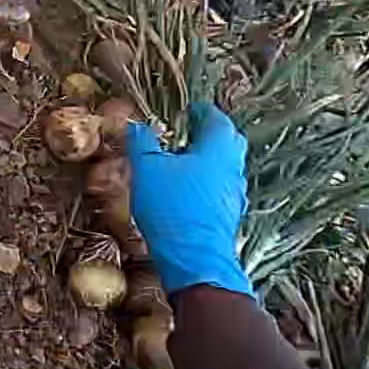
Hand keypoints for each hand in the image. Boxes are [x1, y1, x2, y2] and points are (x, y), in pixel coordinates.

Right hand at [124, 103, 253, 298]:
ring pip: (224, 166)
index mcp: (217, 151)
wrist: (194, 258)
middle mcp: (232, 169)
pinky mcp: (226, 214)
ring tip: (183, 159)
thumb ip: (142, 143)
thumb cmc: (172, 207)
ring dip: (207, 158)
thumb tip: (136, 125)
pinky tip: (186, 188)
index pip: (216, 120)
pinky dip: (206, 180)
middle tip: (189, 130)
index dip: (202, 111)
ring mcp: (232, 193)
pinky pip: (218, 187)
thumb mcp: (147, 169)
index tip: (190, 109)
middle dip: (209, 133)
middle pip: (227, 142)